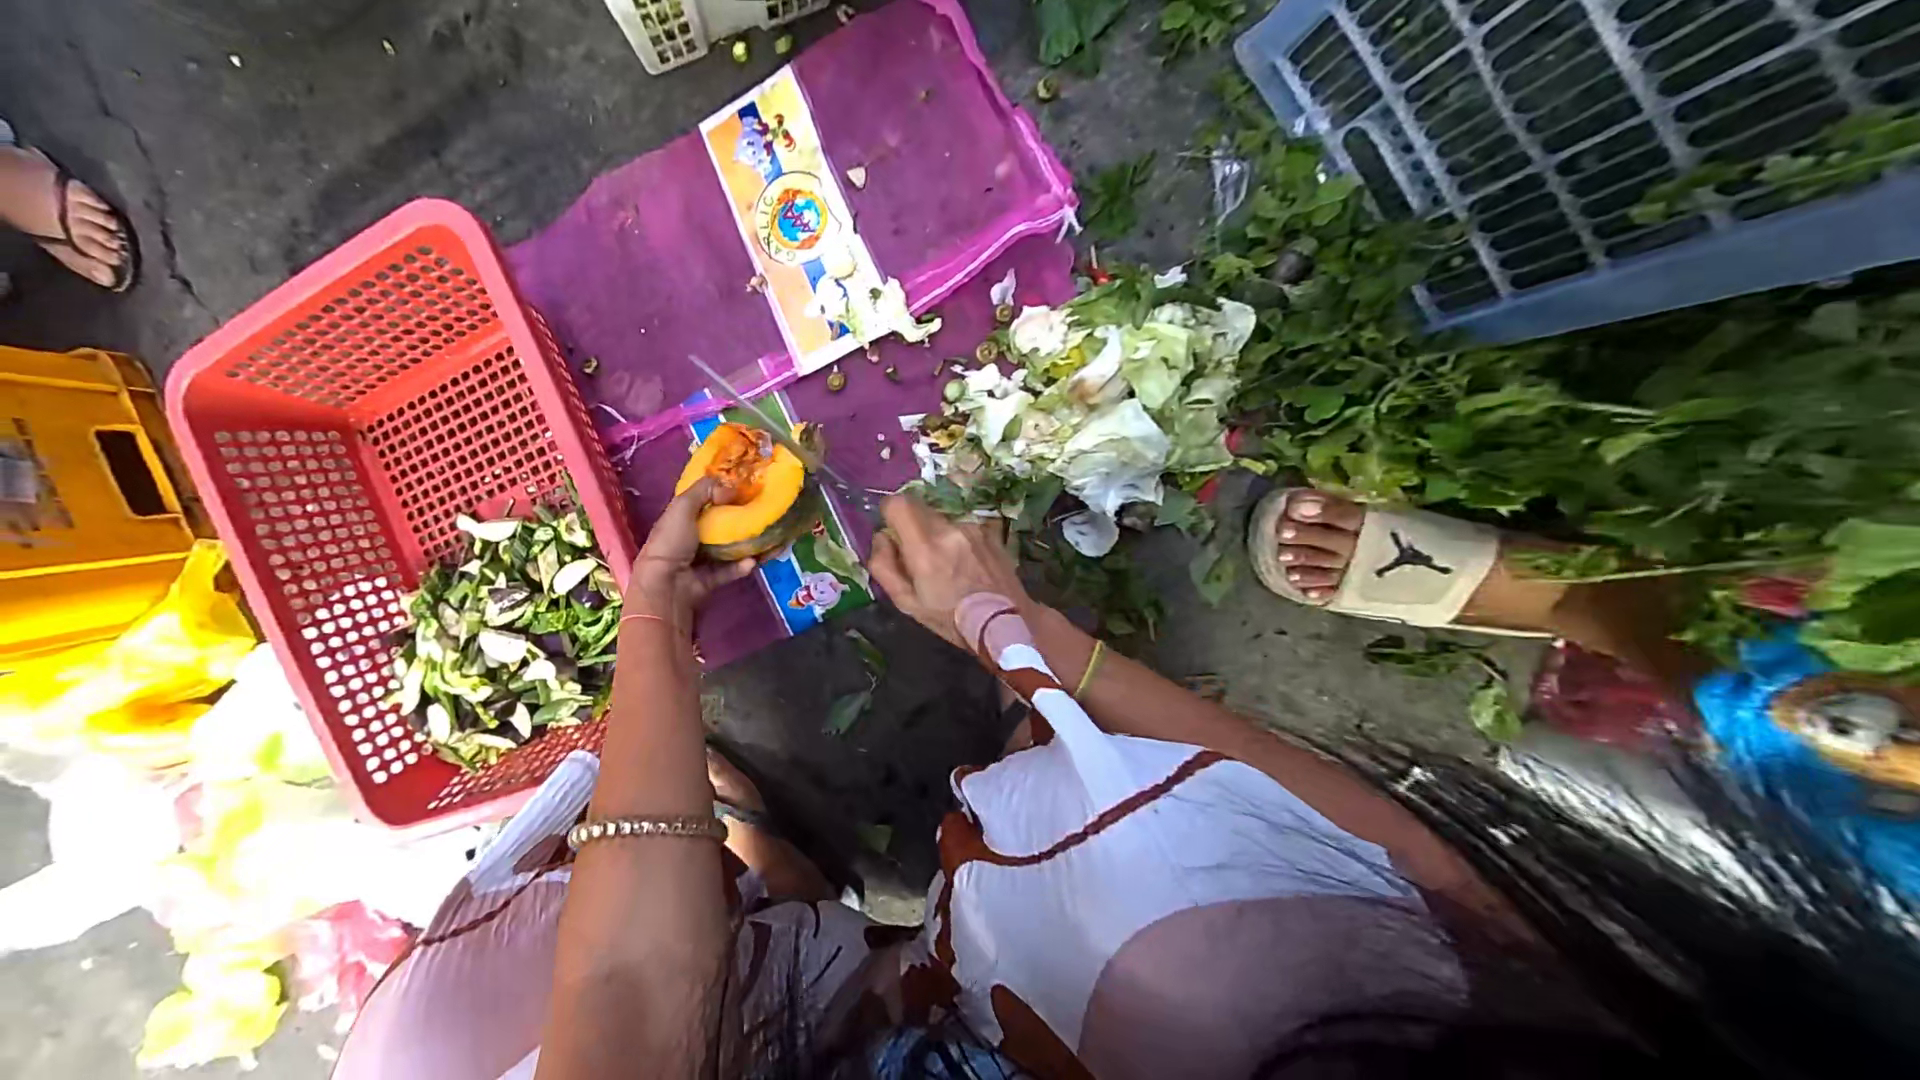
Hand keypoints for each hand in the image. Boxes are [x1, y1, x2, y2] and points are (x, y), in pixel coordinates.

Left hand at [626, 478, 757, 625]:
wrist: (666, 583)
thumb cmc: (672, 541)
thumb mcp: (682, 507)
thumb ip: (704, 490)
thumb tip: (731, 486)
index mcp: (683, 518)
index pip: (706, 502)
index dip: (725, 495)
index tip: (749, 489)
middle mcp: (692, 537)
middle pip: (722, 525)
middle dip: (743, 521)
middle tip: (765, 514)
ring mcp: (702, 559)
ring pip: (731, 549)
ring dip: (749, 545)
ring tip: (768, 540)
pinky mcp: (711, 579)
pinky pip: (731, 570)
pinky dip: (742, 566)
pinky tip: (752, 562)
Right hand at [868, 494, 1031, 649]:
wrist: (1005, 622)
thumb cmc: (952, 619)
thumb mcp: (907, 603)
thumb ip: (884, 566)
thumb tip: (881, 538)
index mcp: (926, 547)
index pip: (899, 504)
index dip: (890, 512)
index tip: (892, 531)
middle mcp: (950, 529)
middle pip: (920, 508)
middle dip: (912, 526)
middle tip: (917, 556)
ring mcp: (973, 528)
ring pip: (942, 519)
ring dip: (937, 535)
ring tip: (947, 566)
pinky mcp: (989, 532)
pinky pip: (962, 527)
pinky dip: (957, 541)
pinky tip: (966, 566)